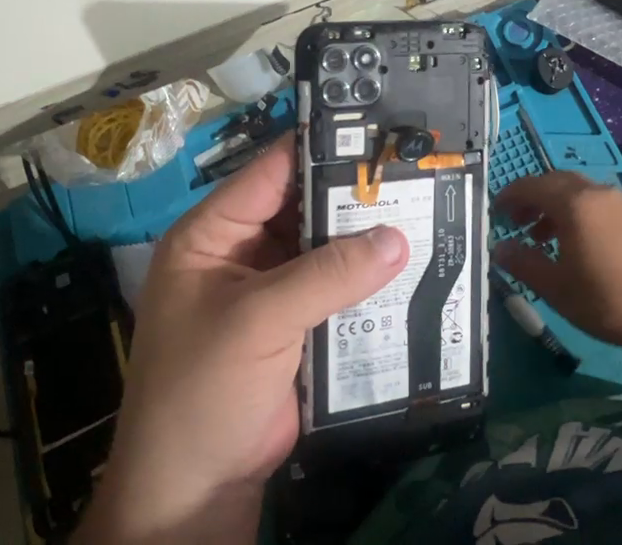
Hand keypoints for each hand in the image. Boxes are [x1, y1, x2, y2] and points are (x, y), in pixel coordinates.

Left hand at [83, 143, 407, 544]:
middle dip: (353, 196)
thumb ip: (327, 275)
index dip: (319, 148)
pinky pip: (337, 290)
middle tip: (417, 174)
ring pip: (326, 249)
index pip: (270, 173)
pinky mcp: (297, 327)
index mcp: (212, 236)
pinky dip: (369, 281)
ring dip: (366, 239)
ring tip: (427, 212)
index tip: (377, 131)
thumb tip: (397, 237)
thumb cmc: (203, 391)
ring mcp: (271, 292)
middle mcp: (242, 254)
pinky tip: (412, 268)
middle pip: (304, 209)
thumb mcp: (257, 321)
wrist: (195, 490)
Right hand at [494, 172, 621, 349]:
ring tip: (539, 236)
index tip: (495, 212)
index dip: (509, 196)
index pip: (532, 186)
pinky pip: (594, 202)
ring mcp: (618, 202)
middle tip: (514, 221)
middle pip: (555, 182)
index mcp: (574, 204)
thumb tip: (499, 247)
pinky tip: (572, 243)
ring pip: (577, 191)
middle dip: (531, 197)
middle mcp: (596, 193)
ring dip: (553, 205)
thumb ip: (523, 263)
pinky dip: (575, 212)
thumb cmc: (606, 300)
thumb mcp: (555, 287)